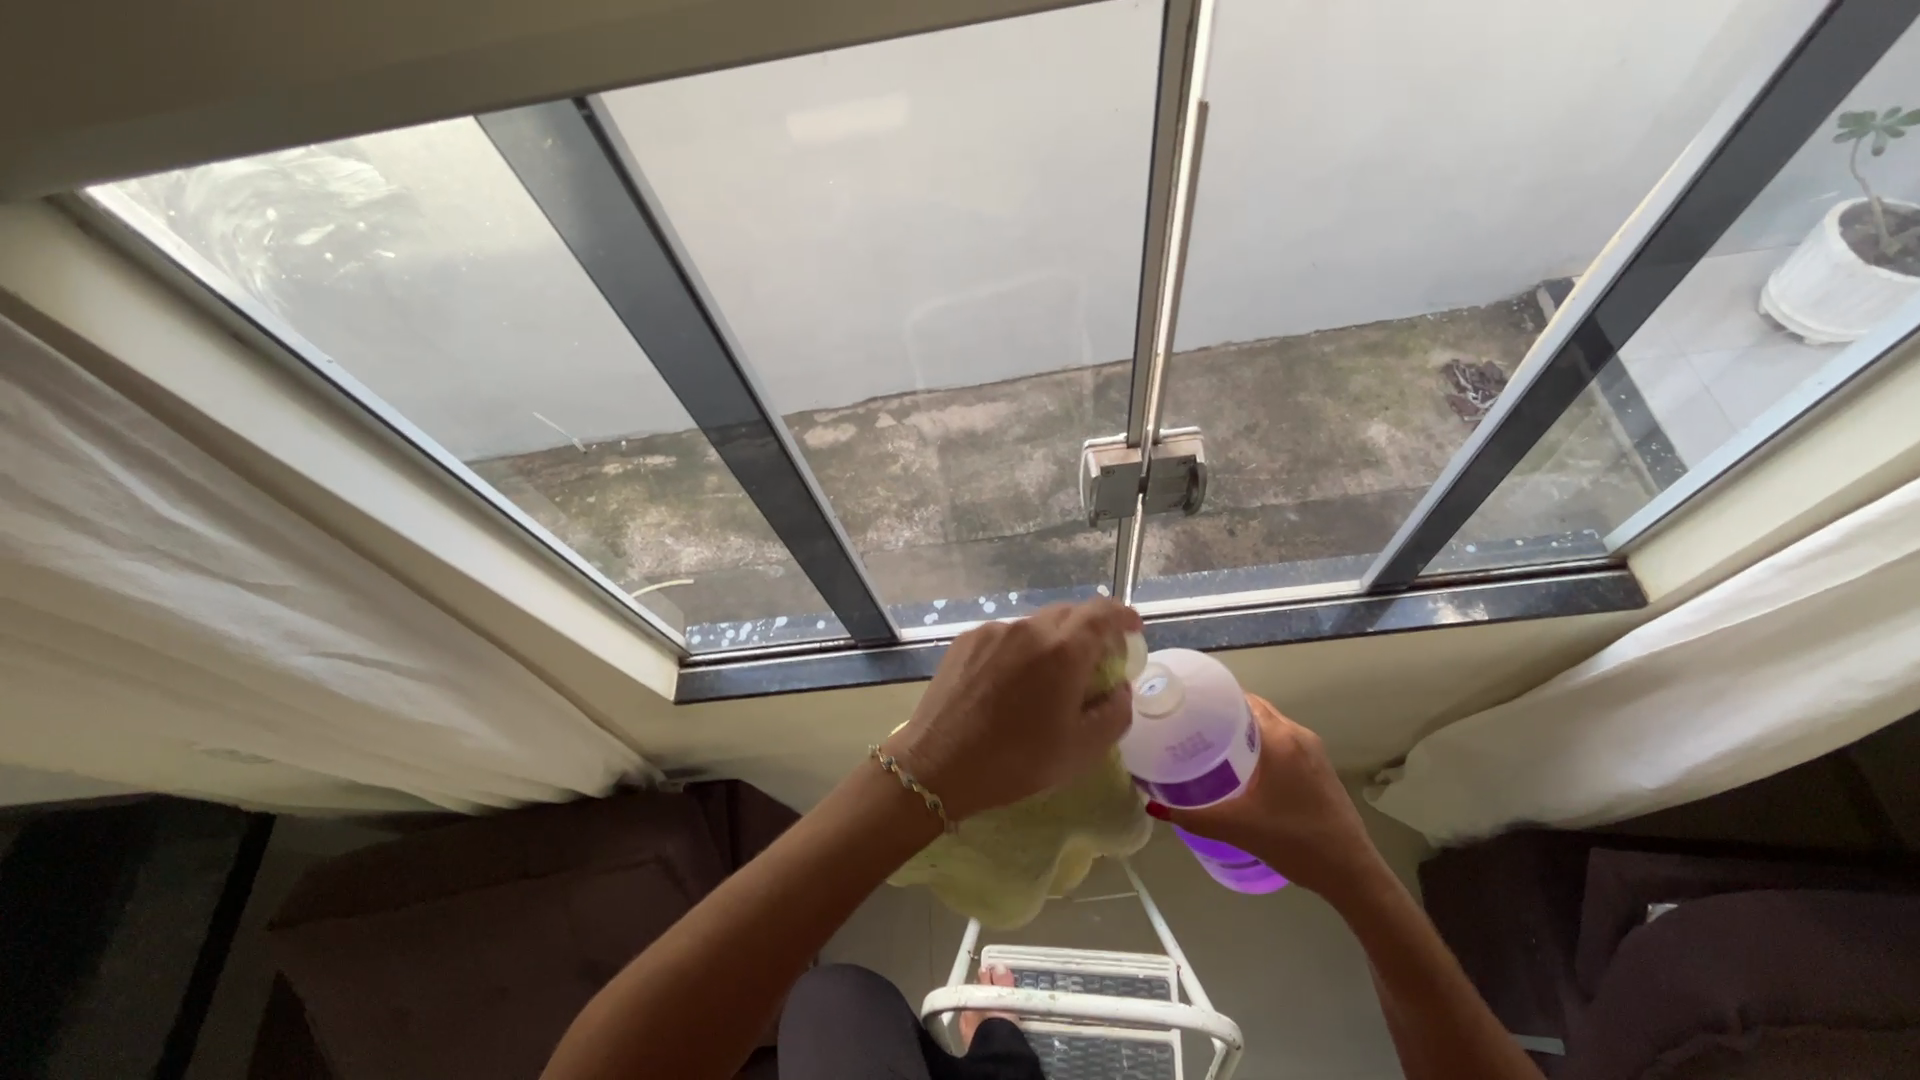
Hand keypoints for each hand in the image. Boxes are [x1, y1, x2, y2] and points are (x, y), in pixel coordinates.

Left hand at [884, 599, 1141, 821]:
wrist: (938, 765)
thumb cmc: (1016, 762)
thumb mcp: (1083, 749)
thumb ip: (1115, 711)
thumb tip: (1118, 686)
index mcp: (1063, 651)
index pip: (1103, 613)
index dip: (1123, 616)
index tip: (1132, 629)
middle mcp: (1028, 629)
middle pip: (1070, 615)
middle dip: (1090, 632)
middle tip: (1096, 664)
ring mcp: (993, 632)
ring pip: (1036, 626)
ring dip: (1053, 643)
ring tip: (1049, 680)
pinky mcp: (965, 641)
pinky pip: (1006, 636)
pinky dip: (1021, 651)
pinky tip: (1011, 685)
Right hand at [1158, 695, 1390, 904]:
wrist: (1351, 872)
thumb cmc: (1295, 842)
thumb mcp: (1236, 828)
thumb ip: (1192, 816)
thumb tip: (1154, 807)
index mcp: (1280, 738)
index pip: (1240, 699)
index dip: (1210, 699)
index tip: (1181, 708)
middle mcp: (1298, 736)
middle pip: (1253, 710)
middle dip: (1221, 715)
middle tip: (1186, 729)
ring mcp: (1313, 752)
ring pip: (1268, 727)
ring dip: (1241, 731)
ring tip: (1206, 747)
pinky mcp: (1319, 769)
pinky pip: (1281, 743)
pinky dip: (1258, 745)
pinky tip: (1238, 768)